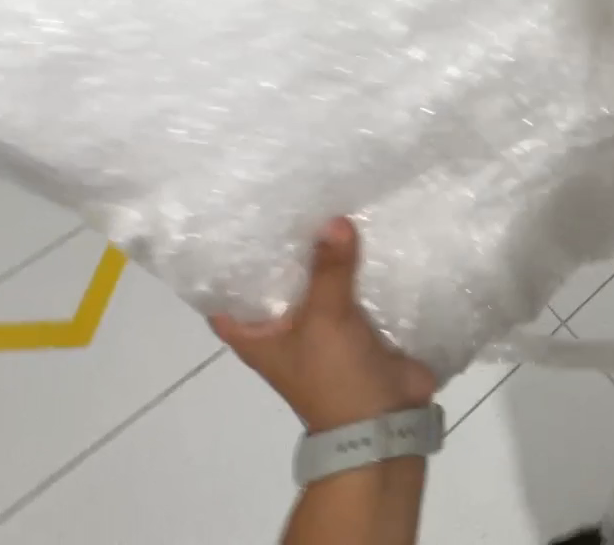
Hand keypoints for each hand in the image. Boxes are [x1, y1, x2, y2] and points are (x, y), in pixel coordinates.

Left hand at [213, 217, 436, 432]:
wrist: (384, 417)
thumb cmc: (334, 375)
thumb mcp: (325, 319)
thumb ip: (329, 271)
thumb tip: (334, 220)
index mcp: (257, 332)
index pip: (230, 289)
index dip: (231, 257)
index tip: (242, 216)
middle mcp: (287, 325)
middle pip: (284, 277)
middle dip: (294, 243)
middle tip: (303, 196)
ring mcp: (326, 324)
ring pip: (325, 279)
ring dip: (336, 252)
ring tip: (345, 202)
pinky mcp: (363, 323)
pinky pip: (361, 286)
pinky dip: (368, 266)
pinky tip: (380, 234)